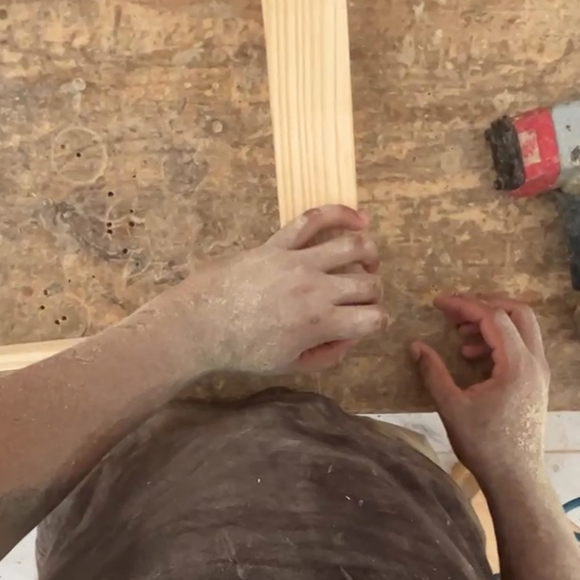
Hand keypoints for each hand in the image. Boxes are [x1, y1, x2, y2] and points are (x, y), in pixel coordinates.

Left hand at [144, 205, 387, 374]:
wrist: (200, 326)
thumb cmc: (243, 351)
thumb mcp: (289, 365)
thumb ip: (326, 355)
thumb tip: (351, 339)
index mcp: (320, 322)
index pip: (373, 318)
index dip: (379, 323)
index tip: (371, 324)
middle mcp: (316, 288)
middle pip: (368, 283)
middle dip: (375, 293)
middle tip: (364, 299)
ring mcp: (298, 261)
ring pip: (353, 246)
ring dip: (370, 255)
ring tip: (367, 263)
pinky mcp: (278, 244)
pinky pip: (314, 219)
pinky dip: (341, 214)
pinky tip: (359, 219)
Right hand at [410, 294, 549, 488]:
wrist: (515, 477)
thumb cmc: (484, 445)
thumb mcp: (452, 408)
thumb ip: (433, 373)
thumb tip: (416, 346)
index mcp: (518, 365)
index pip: (493, 317)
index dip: (464, 305)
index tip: (438, 304)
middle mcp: (536, 362)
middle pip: (518, 312)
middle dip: (485, 305)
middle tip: (455, 313)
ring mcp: (539, 372)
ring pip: (523, 328)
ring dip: (491, 324)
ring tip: (459, 338)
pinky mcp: (536, 382)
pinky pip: (521, 346)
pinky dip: (498, 341)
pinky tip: (473, 356)